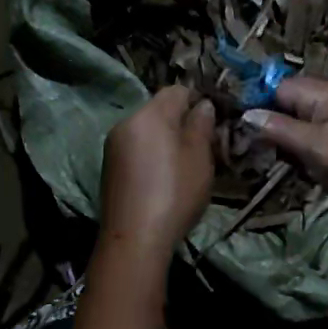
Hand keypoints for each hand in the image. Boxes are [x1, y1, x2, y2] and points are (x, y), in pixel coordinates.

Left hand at [101, 86, 216, 252]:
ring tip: (188, 165)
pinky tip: (166, 179)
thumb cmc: (175, 193)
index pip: (177, 90)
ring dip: (169, 140)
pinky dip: (155, 155)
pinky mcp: (111, 168)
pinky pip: (138, 149)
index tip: (216, 121)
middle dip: (183, 122)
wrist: (135, 238)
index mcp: (150, 115)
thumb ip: (201, 126)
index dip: (199, 100)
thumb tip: (203, 105)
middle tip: (207, 146)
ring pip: (149, 131)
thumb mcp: (199, 158)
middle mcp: (126, 123)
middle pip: (160, 110)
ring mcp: (114, 146)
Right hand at [242, 77, 327, 210]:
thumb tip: (248, 115)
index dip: (261, 107)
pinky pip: (326, 147)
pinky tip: (324, 178)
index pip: (280, 88)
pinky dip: (320, 163)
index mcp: (325, 92)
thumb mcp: (312, 146)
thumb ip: (278, 130)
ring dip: (301, 154)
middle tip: (278, 159)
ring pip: (308, 133)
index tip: (247, 133)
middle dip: (282, 135)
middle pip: (293, 110)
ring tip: (306, 170)